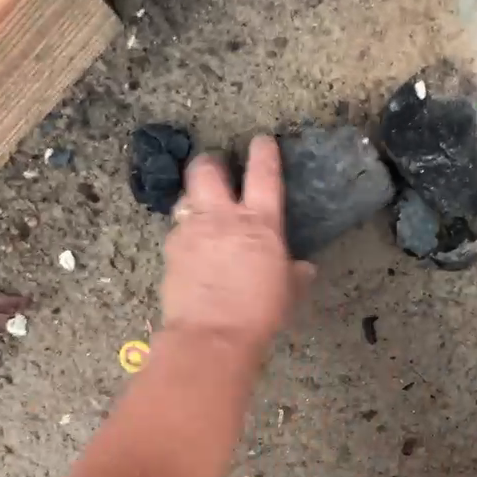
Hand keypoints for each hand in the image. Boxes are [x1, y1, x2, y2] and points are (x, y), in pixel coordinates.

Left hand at [160, 136, 311, 352]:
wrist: (213, 335)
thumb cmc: (260, 314)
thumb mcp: (288, 293)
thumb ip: (295, 275)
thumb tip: (305, 269)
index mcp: (260, 223)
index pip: (264, 174)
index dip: (264, 153)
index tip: (262, 141)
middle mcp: (223, 217)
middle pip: (207, 169)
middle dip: (211, 163)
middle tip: (218, 169)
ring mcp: (192, 230)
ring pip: (186, 195)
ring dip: (194, 197)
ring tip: (201, 208)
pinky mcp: (171, 249)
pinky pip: (177, 230)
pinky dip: (185, 233)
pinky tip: (191, 249)